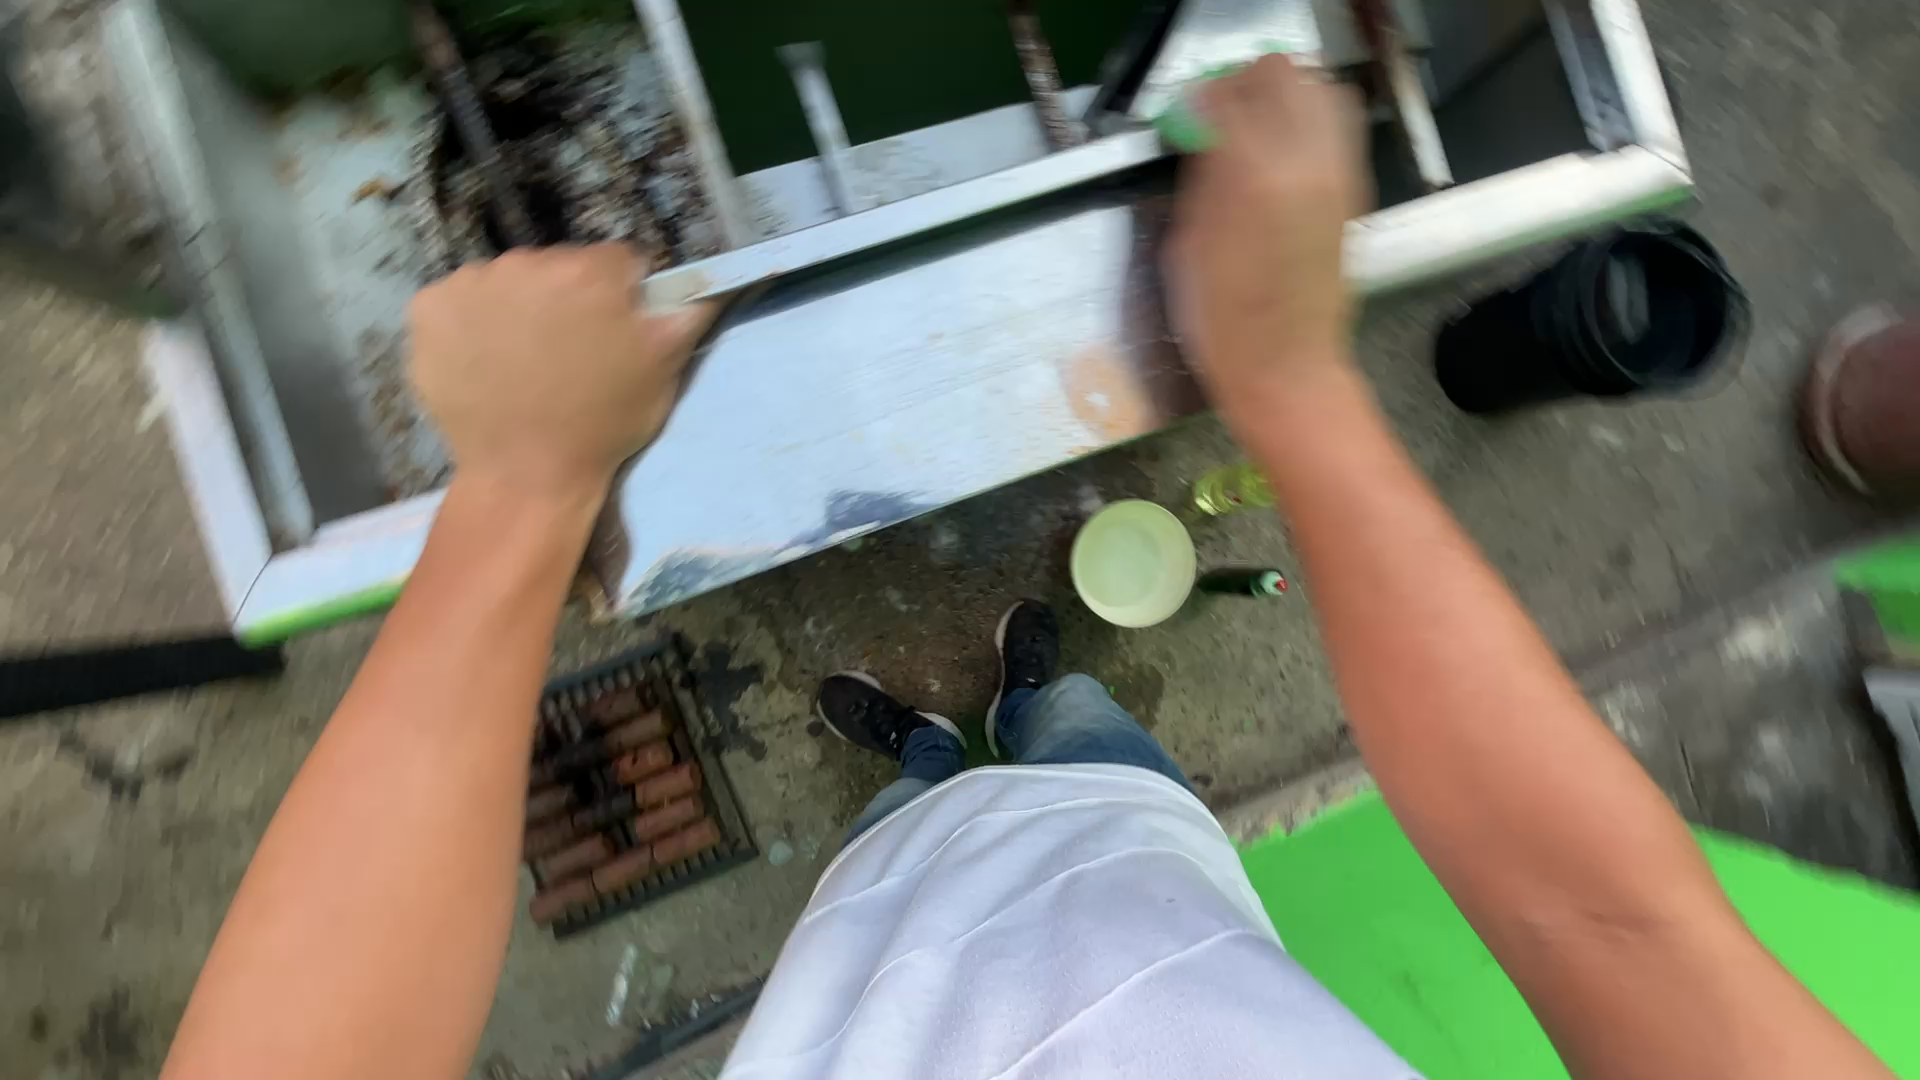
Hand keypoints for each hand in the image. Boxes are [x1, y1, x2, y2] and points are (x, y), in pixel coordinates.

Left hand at [408, 245, 718, 497]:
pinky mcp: (429, 309)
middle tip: (577, 352)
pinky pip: (464, 302)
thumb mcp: (664, 372)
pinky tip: (491, 361)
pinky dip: (477, 324)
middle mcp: (527, 263)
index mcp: (592, 274)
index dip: (626, 297)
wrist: (528, 471)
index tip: (621, 332)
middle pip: (562, 268)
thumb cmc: (605, 423)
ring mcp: (471, 284)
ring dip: (524, 308)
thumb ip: (686, 315)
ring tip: (531, 361)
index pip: (621, 262)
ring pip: (511, 282)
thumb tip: (704, 283)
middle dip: (572, 300)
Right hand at [1165, 54, 1370, 417]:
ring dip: (1280, 97)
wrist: (1285, 368)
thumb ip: (1199, 183)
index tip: (1180, 122)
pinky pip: (1334, 125)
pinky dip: (1305, 122)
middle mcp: (1304, 160)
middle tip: (1215, 119)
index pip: (1224, 97)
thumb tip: (1200, 137)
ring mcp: (1337, 171)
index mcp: (1251, 178)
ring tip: (1250, 131)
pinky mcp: (1352, 189)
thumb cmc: (1220, 326)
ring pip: (1318, 87)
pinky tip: (1278, 155)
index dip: (1195, 104)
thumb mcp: (1186, 252)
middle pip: (1278, 75)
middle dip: (1241, 88)